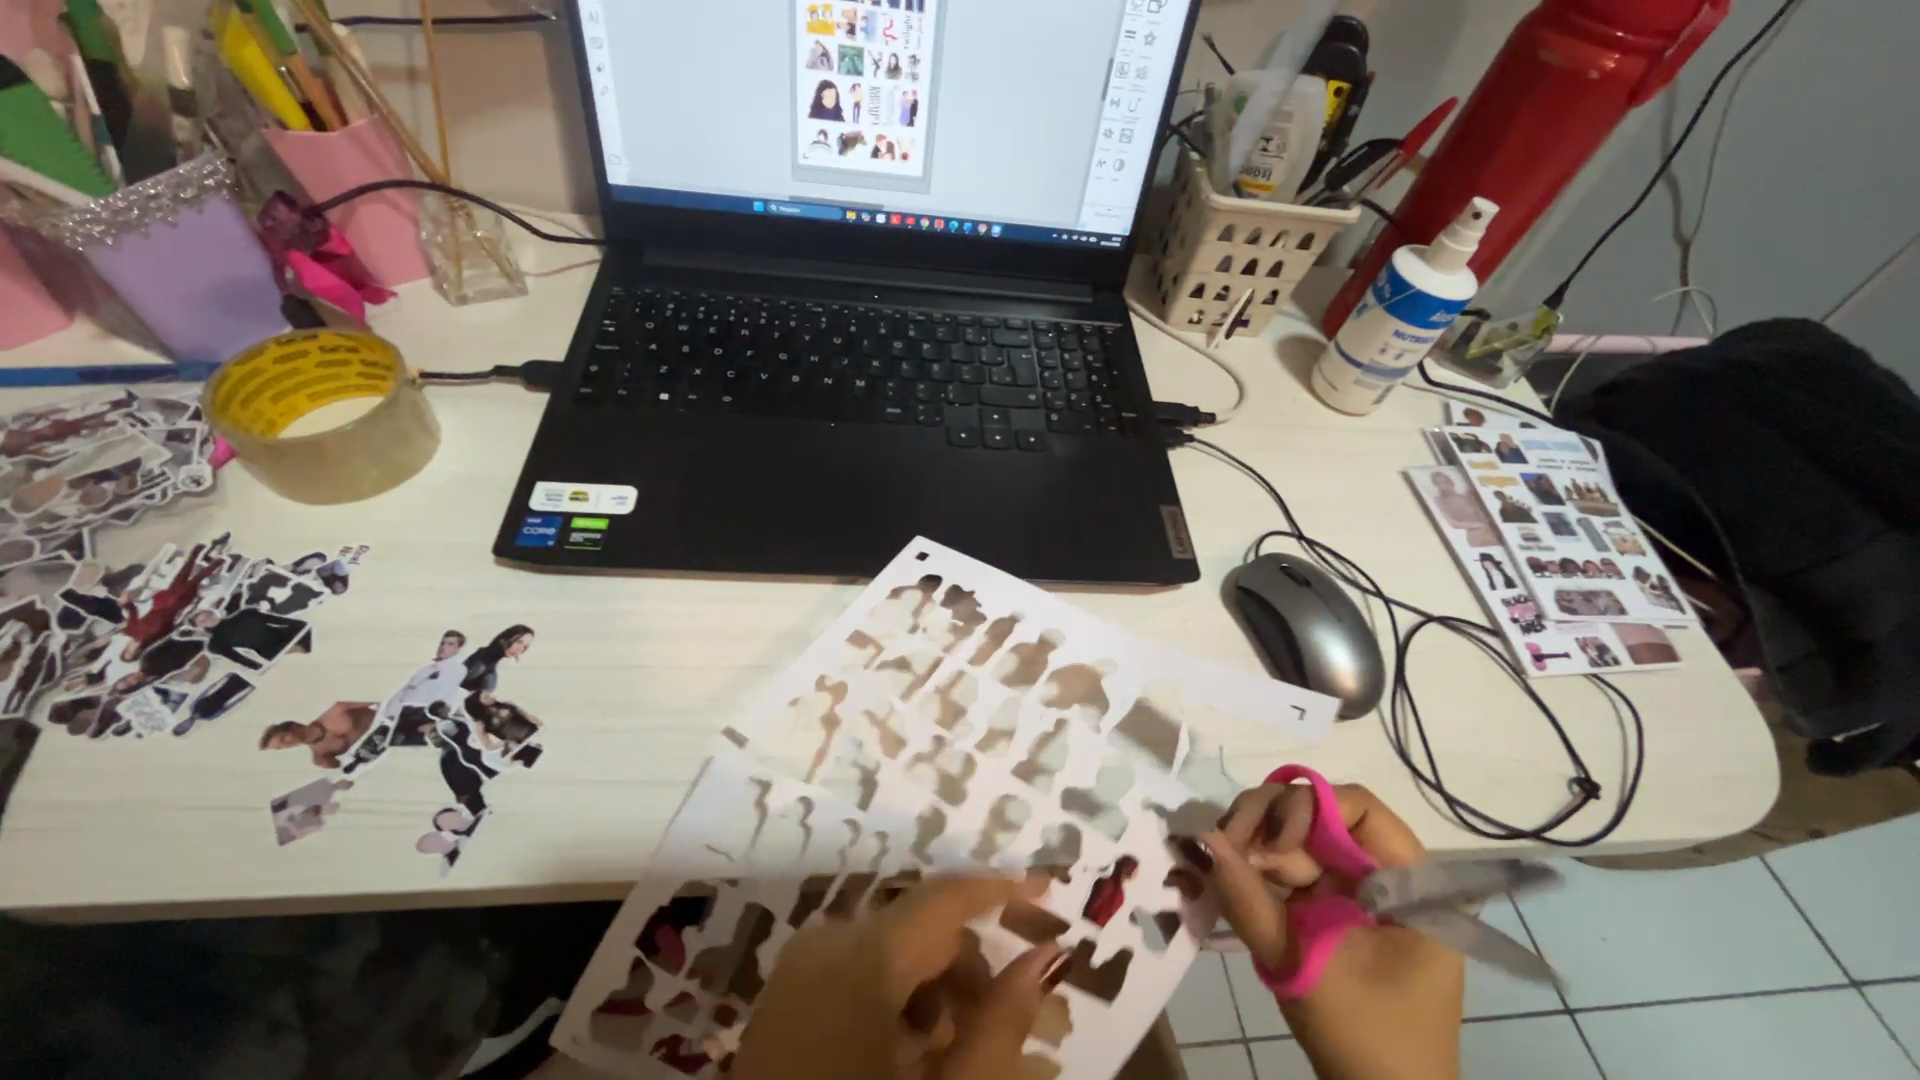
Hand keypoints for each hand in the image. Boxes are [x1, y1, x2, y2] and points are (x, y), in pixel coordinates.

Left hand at [733, 876, 1066, 1079]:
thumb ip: (1003, 1020)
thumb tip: (1048, 954)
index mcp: (861, 957)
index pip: (944, 898)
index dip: (1001, 889)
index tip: (1047, 890)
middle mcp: (824, 945)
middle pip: (920, 932)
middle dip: (970, 970)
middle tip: (1004, 1025)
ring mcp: (795, 973)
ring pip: (889, 955)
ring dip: (934, 993)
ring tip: (955, 1056)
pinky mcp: (780, 1003)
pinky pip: (853, 976)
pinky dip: (894, 1005)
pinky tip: (909, 1059)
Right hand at [1180, 783, 1462, 1079]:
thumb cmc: (1364, 1039)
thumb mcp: (1303, 966)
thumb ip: (1250, 901)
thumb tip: (1199, 840)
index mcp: (1408, 882)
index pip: (1359, 808)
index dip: (1307, 807)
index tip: (1266, 843)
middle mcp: (1381, 874)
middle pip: (1318, 816)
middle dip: (1266, 823)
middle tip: (1223, 848)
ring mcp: (1351, 892)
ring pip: (1294, 839)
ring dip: (1251, 843)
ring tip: (1217, 865)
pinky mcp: (1325, 909)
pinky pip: (1285, 870)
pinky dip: (1252, 868)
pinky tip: (1223, 874)